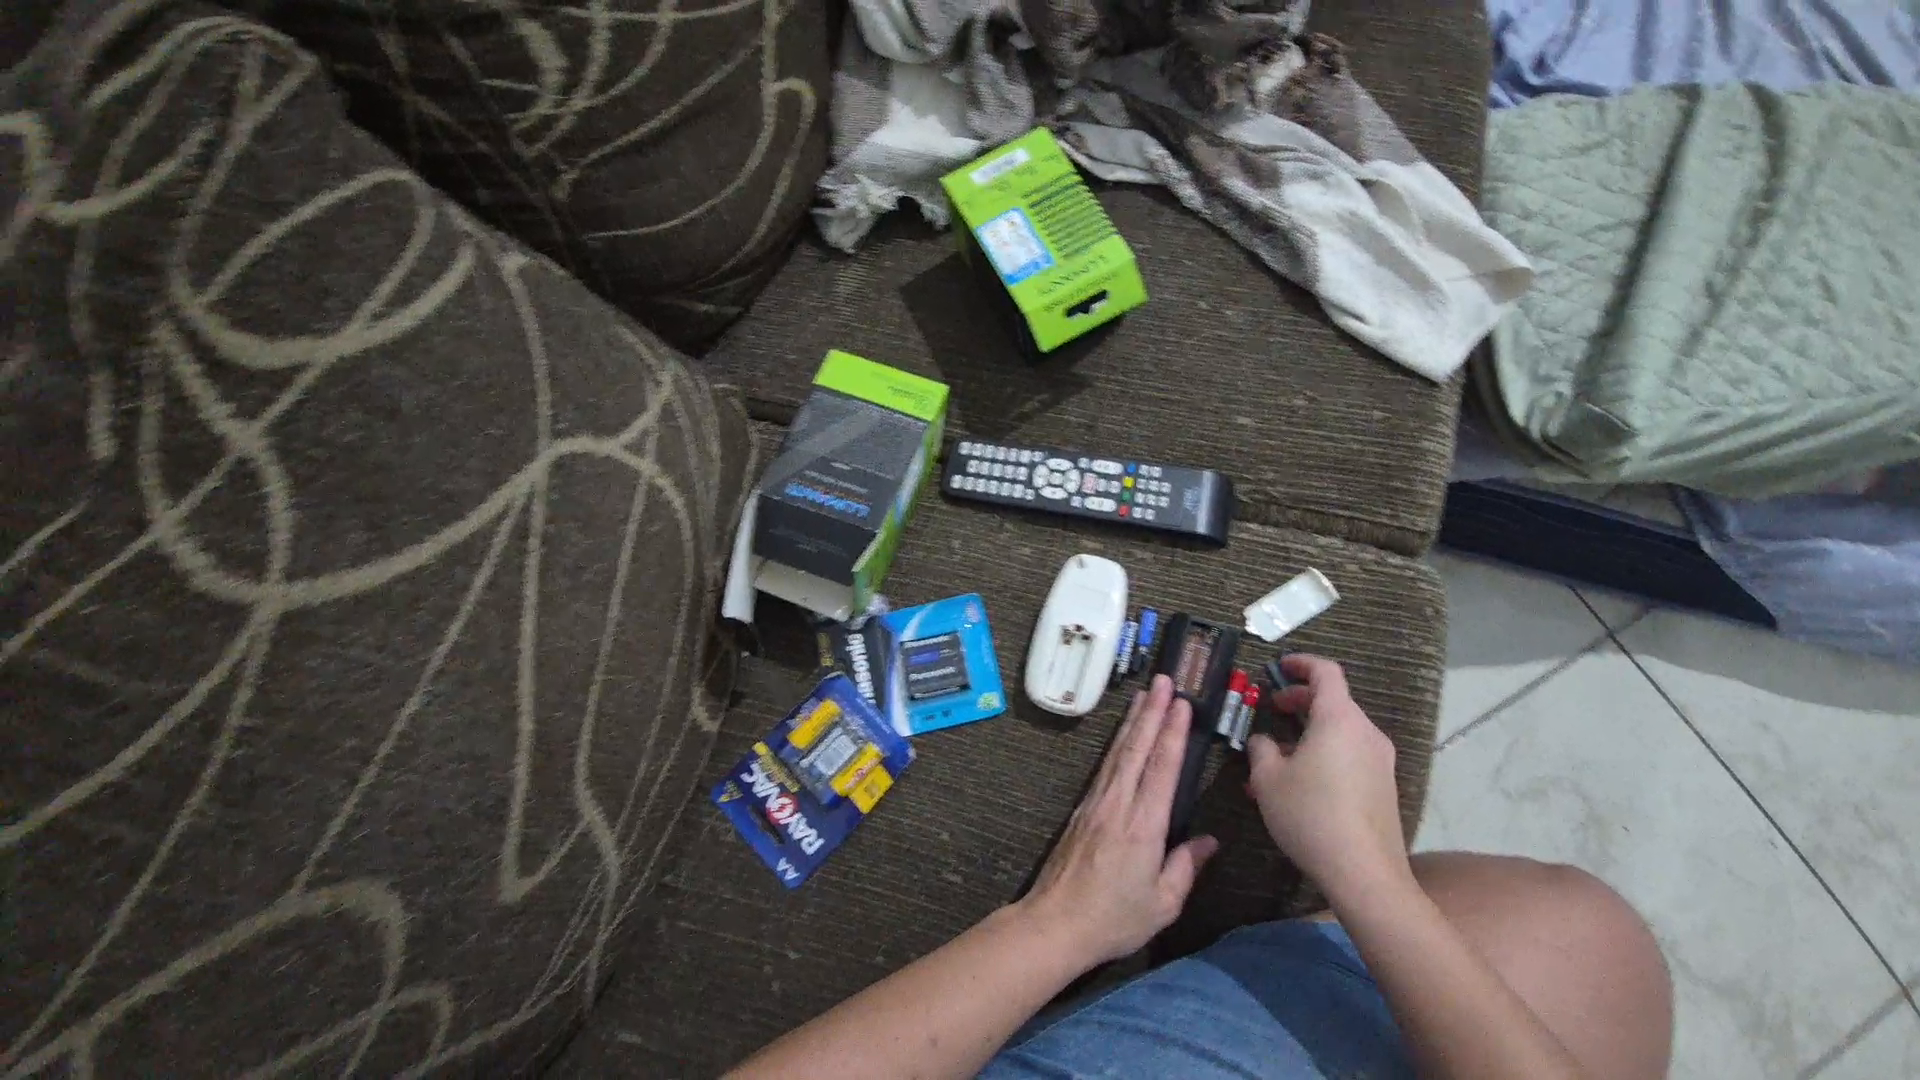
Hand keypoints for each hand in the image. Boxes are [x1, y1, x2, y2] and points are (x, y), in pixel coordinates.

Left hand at [1019, 675, 1220, 967]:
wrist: (1055, 923)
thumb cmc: (1113, 919)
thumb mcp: (1162, 902)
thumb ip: (1186, 866)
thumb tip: (1208, 840)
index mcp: (1142, 825)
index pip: (1161, 768)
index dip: (1173, 732)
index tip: (1182, 703)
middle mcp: (1118, 805)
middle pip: (1137, 749)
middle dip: (1152, 712)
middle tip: (1163, 681)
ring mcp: (1096, 804)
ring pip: (1118, 753)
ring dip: (1133, 722)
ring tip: (1144, 694)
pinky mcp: (1082, 810)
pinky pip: (1105, 767)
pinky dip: (1117, 744)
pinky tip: (1123, 736)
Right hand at [1245, 654, 1411, 903]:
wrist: (1364, 872)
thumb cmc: (1310, 814)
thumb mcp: (1268, 778)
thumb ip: (1261, 749)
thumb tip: (1264, 741)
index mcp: (1339, 719)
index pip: (1326, 672)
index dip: (1301, 663)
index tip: (1279, 667)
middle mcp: (1366, 732)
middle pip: (1334, 701)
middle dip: (1301, 700)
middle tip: (1273, 709)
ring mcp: (1381, 760)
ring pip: (1341, 731)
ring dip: (1310, 732)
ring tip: (1278, 755)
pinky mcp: (1384, 786)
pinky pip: (1351, 755)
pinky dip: (1325, 753)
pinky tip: (1301, 782)